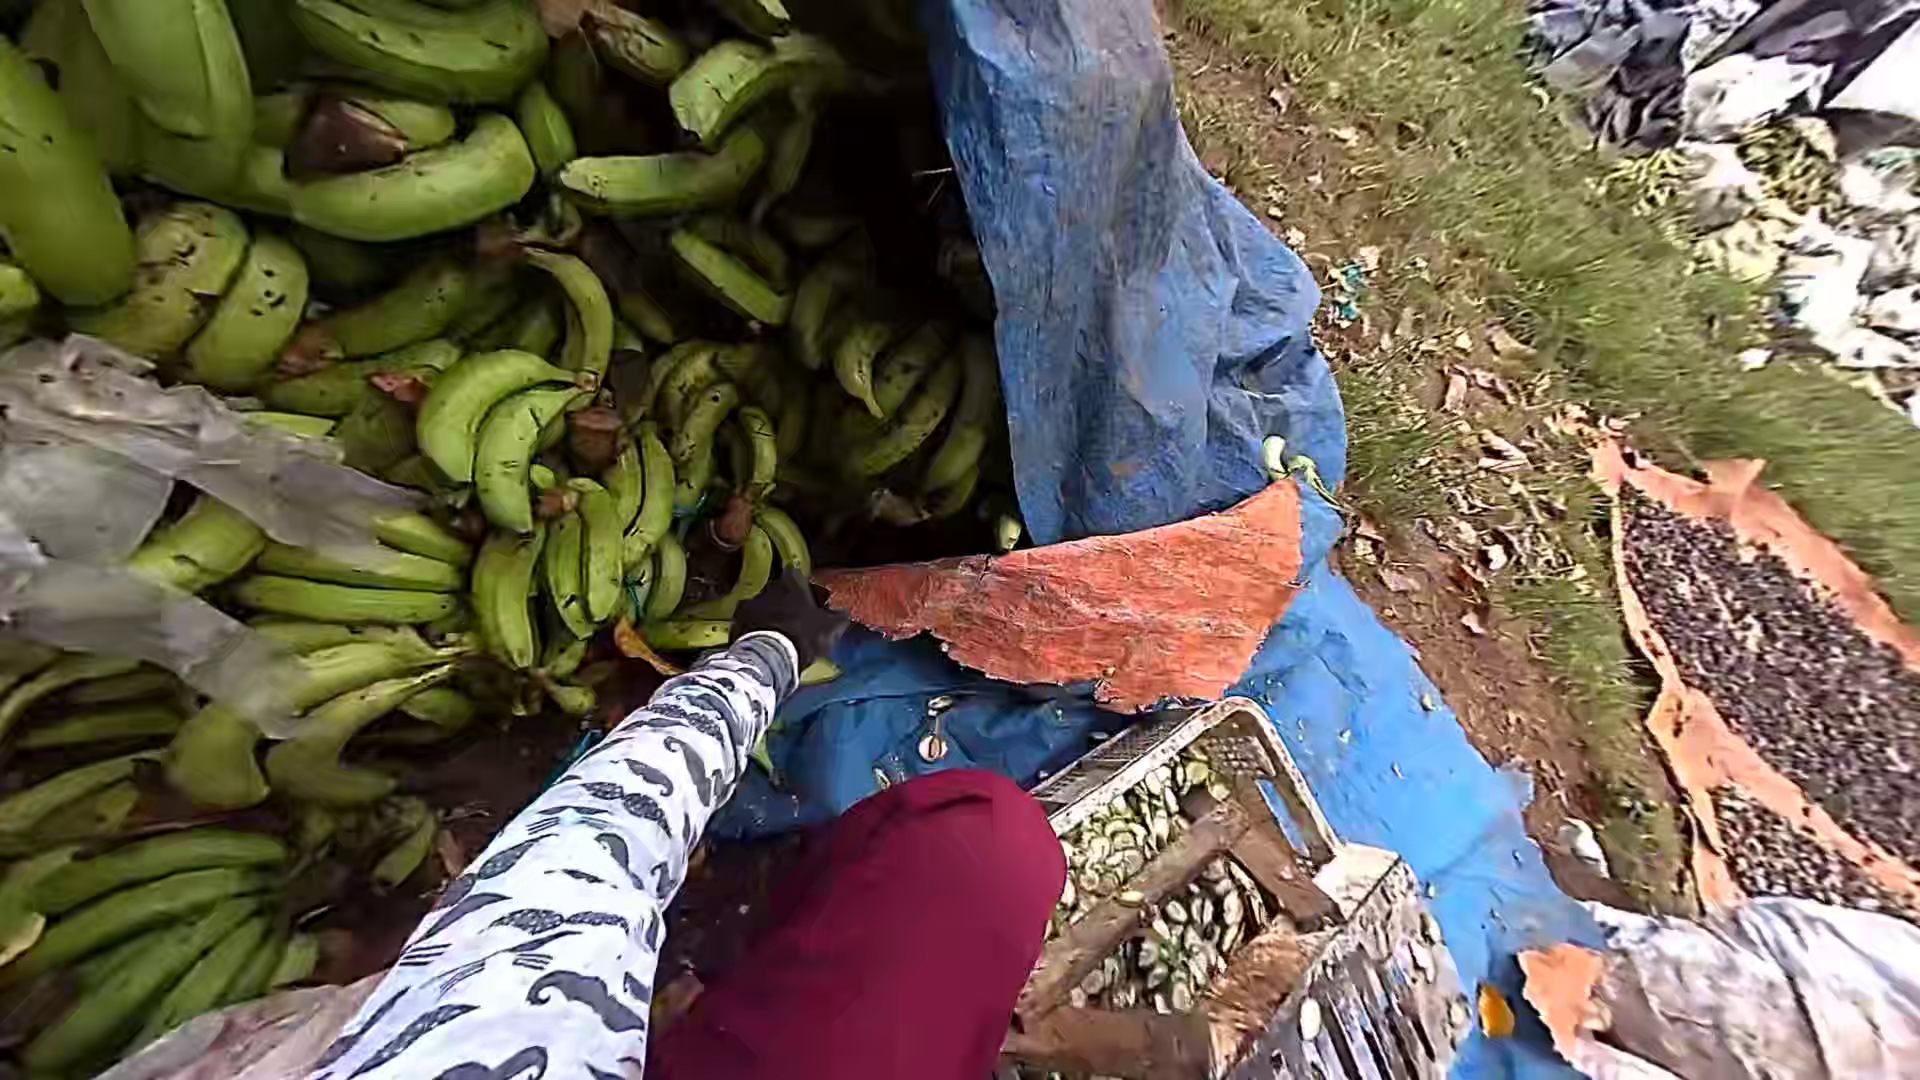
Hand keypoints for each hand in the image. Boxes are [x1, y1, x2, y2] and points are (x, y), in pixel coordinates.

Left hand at [733, 570, 847, 669]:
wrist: (770, 657)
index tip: (809, 598)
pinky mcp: (735, 623)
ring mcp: (749, 604)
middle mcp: (768, 587)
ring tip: (779, 633)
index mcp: (792, 583)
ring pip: (763, 605)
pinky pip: (749, 622)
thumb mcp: (831, 627)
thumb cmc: (804, 635)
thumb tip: (843, 612)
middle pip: (779, 590)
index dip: (804, 586)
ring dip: (770, 615)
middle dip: (786, 601)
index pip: (797, 574)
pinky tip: (764, 641)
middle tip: (796, 618)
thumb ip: (839, 617)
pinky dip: (755, 629)